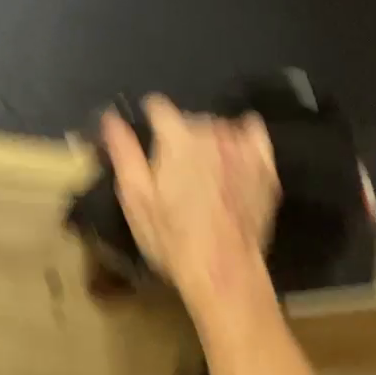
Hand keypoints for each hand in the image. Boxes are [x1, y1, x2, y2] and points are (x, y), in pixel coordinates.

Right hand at [101, 96, 280, 313]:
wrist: (221, 266)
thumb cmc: (170, 238)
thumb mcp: (135, 199)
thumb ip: (123, 153)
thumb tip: (110, 117)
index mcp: (176, 137)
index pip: (158, 108)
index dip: (148, 119)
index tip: (146, 136)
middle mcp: (212, 131)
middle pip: (190, 121)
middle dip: (179, 139)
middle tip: (172, 175)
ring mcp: (242, 145)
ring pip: (219, 129)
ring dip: (207, 144)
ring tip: (200, 177)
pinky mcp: (264, 161)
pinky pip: (251, 134)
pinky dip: (239, 141)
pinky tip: (230, 162)